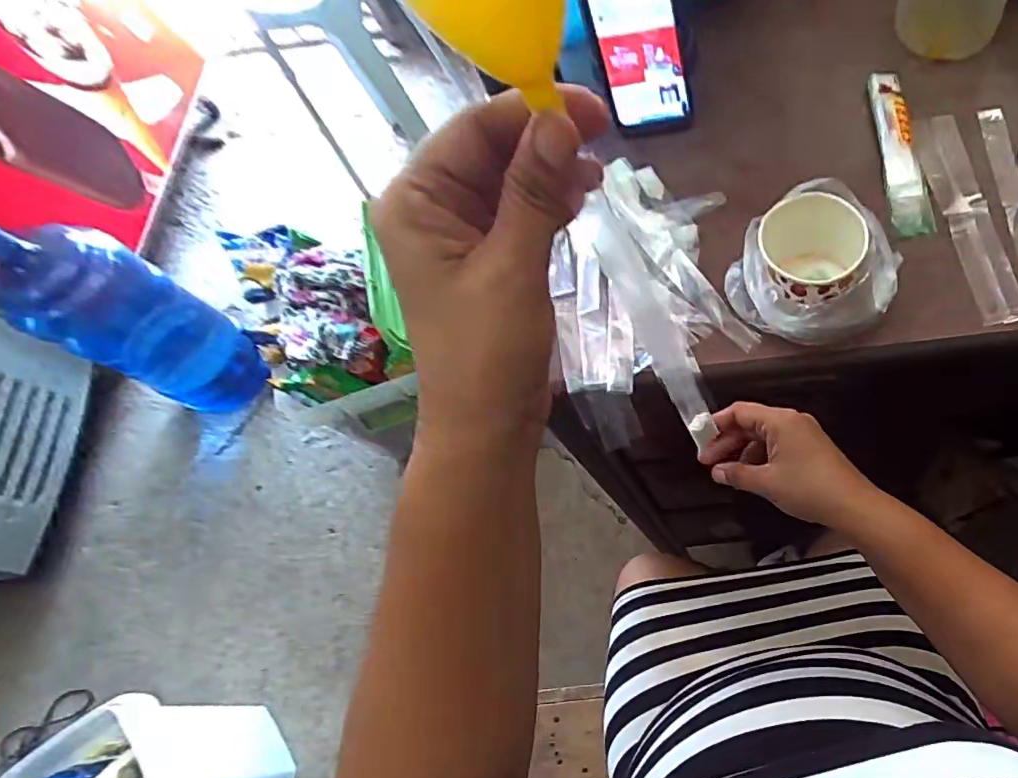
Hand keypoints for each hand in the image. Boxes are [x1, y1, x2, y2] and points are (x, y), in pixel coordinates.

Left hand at [371, 88, 609, 444]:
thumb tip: (560, 123)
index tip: (588, 109)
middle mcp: (431, 212)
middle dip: (542, 143)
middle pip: (489, 153)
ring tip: (596, 175)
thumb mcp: (512, 270)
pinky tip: (577, 200)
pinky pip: (516, 218)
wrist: (488, 428)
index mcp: (415, 202)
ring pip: (507, 185)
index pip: (472, 133)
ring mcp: (459, 240)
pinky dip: (547, 206)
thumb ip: (533, 194)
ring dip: (550, 174)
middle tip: (601, 140)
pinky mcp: (487, 264)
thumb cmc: (488, 355)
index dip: (529, 113)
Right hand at [698, 403, 885, 528]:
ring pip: (764, 436)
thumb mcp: (767, 483)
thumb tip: (718, 472)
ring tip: (728, 473)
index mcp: (780, 421)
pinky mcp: (812, 448)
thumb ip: (738, 474)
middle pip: (751, 422)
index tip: (701, 444)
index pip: (740, 411)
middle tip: (709, 463)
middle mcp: (793, 421)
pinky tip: (752, 475)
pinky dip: (761, 457)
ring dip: (744, 452)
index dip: (716, 426)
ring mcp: (804, 434)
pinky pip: (779, 445)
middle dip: (728, 442)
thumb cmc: (808, 489)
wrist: (852, 504)